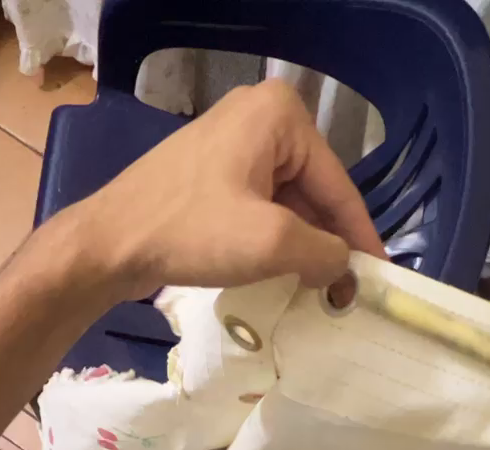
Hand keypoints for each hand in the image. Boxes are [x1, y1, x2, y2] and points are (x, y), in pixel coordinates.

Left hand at [63, 79, 385, 298]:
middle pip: (312, 193)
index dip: (361, 238)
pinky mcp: (208, 177)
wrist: (110, 244)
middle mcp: (258, 119)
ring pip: (285, 205)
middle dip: (326, 244)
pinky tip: (279, 275)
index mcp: (280, 115)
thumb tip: (344, 269)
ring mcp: (230, 147)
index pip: (338, 185)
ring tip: (316, 292)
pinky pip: (256, 210)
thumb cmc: (192, 232)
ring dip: (299, 248)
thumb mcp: (272, 243)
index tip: (378, 278)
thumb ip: (324, 253)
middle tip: (344, 294)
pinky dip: (271, 243)